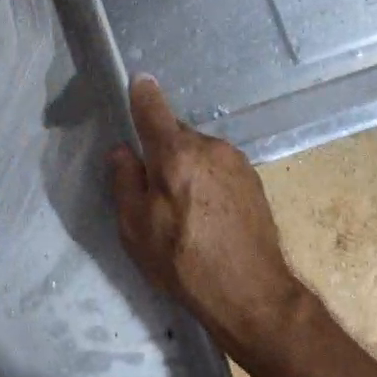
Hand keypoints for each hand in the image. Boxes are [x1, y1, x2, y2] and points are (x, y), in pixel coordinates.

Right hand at [110, 76, 311, 359]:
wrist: (253, 295)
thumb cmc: (184, 262)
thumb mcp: (135, 228)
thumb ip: (124, 181)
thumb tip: (123, 151)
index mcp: (176, 153)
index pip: (153, 108)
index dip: (141, 94)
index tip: (136, 82)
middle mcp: (209, 147)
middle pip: (175, 133)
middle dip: (161, 149)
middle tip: (150, 187)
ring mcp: (236, 162)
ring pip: (198, 152)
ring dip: (185, 167)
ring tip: (181, 209)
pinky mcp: (253, 180)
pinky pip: (218, 168)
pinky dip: (206, 180)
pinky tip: (206, 215)